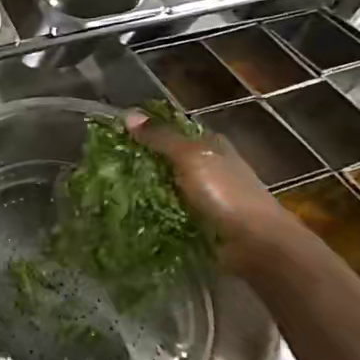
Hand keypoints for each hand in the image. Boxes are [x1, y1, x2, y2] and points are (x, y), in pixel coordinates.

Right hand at [123, 108, 302, 274]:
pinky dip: (151, 209)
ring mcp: (204, 194)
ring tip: (108, 188)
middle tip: (103, 164)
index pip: (172, 129)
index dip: (144, 130)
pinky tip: (128, 211)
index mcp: (211, 144)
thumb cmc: (226, 193)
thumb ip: (160, 138)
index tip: (112, 135)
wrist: (256, 245)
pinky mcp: (199, 220)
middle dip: (139, 160)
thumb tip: (127, 115)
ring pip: (164, 184)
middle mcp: (208, 166)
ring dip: (142, 187)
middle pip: (166, 158)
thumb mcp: (191, 157)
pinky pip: (167, 209)